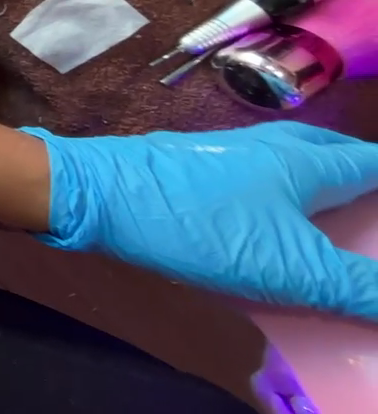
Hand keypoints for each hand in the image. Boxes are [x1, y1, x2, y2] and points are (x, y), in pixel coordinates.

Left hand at [30, 122, 377, 319]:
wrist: (83, 193)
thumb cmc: (192, 222)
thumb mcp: (292, 266)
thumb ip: (363, 287)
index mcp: (294, 161)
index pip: (370, 161)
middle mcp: (253, 146)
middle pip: (322, 150)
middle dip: (359, 170)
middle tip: (376, 201)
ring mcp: (207, 153)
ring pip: (278, 160)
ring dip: (312, 181)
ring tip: (338, 220)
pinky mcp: (175, 168)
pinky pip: (241, 175)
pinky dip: (269, 192)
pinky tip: (266, 220)